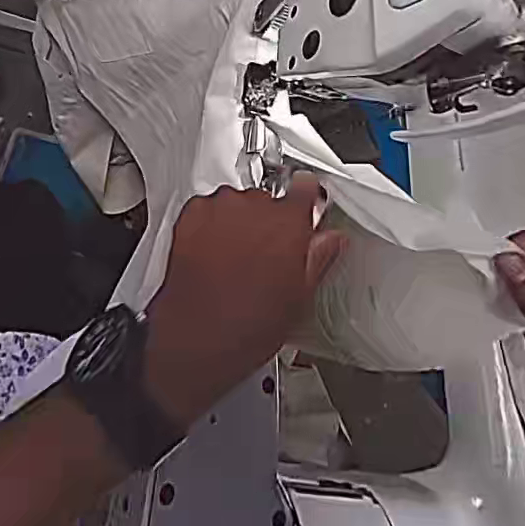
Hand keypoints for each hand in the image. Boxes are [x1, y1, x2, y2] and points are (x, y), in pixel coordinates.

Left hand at [143, 175, 346, 425]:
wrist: (195, 338)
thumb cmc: (245, 324)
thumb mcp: (298, 297)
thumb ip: (318, 257)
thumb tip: (331, 240)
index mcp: (289, 223)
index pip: (306, 187)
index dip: (307, 196)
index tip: (306, 202)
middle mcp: (256, 206)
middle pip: (269, 199)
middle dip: (267, 221)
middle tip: (263, 255)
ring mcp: (222, 207)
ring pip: (237, 203)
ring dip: (238, 221)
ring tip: (234, 259)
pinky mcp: (193, 213)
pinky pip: (208, 208)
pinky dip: (210, 224)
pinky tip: (212, 254)